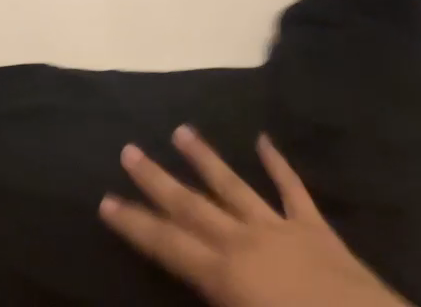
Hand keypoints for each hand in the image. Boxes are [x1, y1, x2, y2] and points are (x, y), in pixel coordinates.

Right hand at [98, 126, 411, 306]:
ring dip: (206, 160)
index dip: (135, 223)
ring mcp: (281, 228)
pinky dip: (277, 163)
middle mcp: (246, 241)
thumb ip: (206, 299)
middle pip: (193, 207)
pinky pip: (291, 188)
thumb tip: (182, 284)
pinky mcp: (314, 227)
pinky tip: (264, 140)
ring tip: (182, 130)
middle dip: (158, 181)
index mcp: (225, 275)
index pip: (168, 245)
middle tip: (130, 150)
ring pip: (235, 186)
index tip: (106, 199)